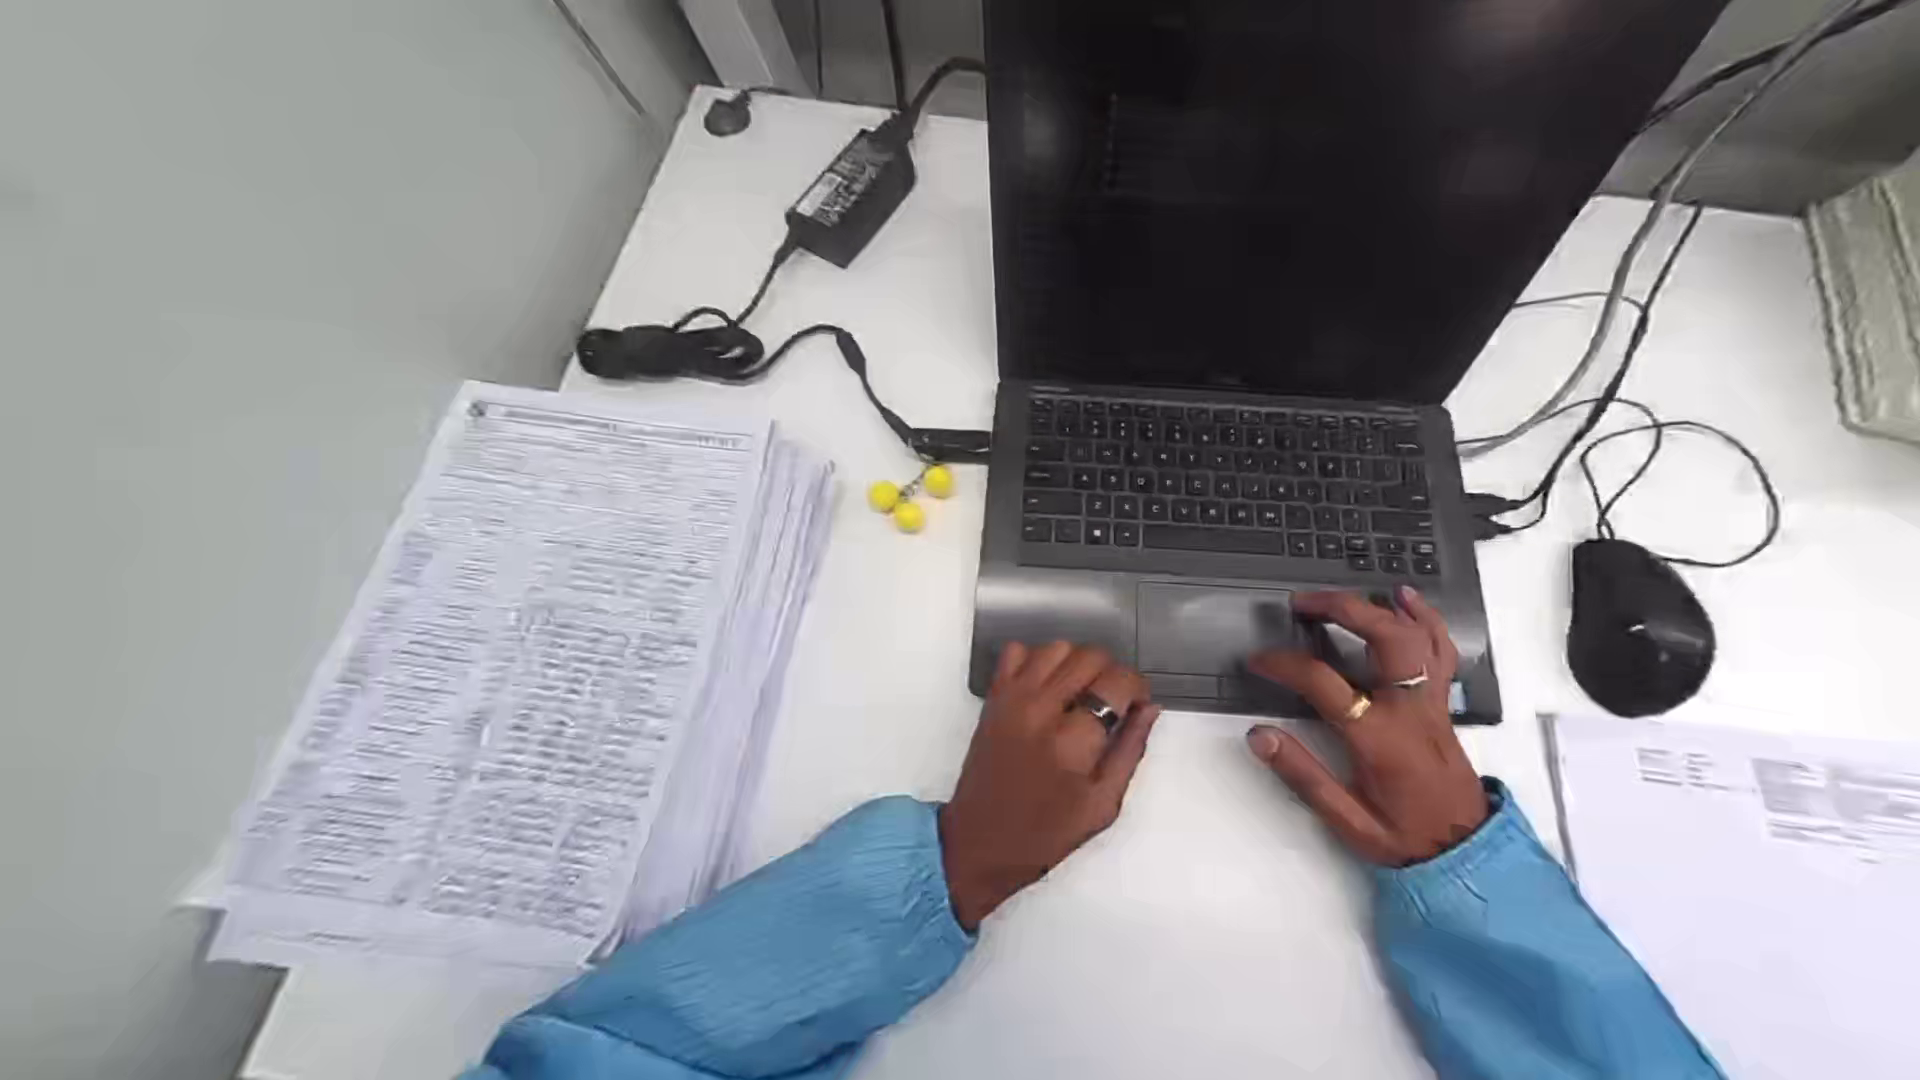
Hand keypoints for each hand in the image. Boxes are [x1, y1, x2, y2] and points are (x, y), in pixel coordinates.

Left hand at [939, 643, 1161, 929]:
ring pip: (1057, 647)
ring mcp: (1012, 698)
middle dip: (1111, 672)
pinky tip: (1047, 686)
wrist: (980, 839)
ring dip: (1077, 662)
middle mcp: (1041, 709)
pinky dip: (1037, 658)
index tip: (1136, 704)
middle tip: (1111, 701)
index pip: (1117, 681)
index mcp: (1074, 741)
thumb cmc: (1047, 833)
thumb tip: (1150, 707)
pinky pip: (1017, 651)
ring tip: (1081, 692)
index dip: (1137, 687)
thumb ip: (1130, 749)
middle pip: (1090, 656)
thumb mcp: (1103, 804)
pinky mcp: (993, 696)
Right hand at [1245, 587, 1487, 865]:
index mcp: (1379, 738)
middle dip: (1341, 609)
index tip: (1258, 661)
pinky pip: (1440, 651)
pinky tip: (1406, 599)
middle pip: (1385, 639)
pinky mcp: (1441, 705)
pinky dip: (1425, 619)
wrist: (1471, 858)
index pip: (1323, 683)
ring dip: (1379, 607)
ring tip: (1345, 592)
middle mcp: (1410, 711)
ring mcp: (1431, 704)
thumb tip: (1258, 734)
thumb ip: (1302, 775)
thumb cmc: (1404, 839)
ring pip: (1417, 637)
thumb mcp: (1347, 821)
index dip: (1284, 664)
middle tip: (1302, 604)